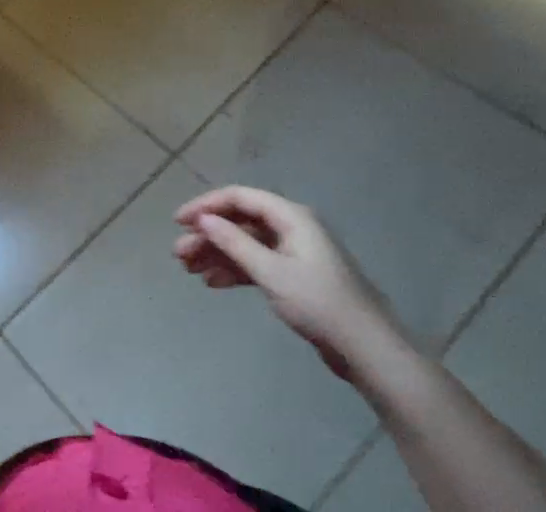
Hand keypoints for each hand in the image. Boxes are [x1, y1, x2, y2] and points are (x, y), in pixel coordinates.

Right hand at [174, 186, 403, 378]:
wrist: (367, 348)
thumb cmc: (319, 304)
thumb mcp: (271, 272)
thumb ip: (234, 243)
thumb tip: (203, 219)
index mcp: (291, 217)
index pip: (239, 197)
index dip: (206, 205)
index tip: (178, 222)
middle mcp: (292, 228)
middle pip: (240, 222)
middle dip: (208, 235)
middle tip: (179, 254)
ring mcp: (294, 253)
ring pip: (245, 244)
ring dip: (216, 254)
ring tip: (188, 270)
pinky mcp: (295, 277)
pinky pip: (256, 264)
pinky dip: (234, 271)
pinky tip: (213, 283)